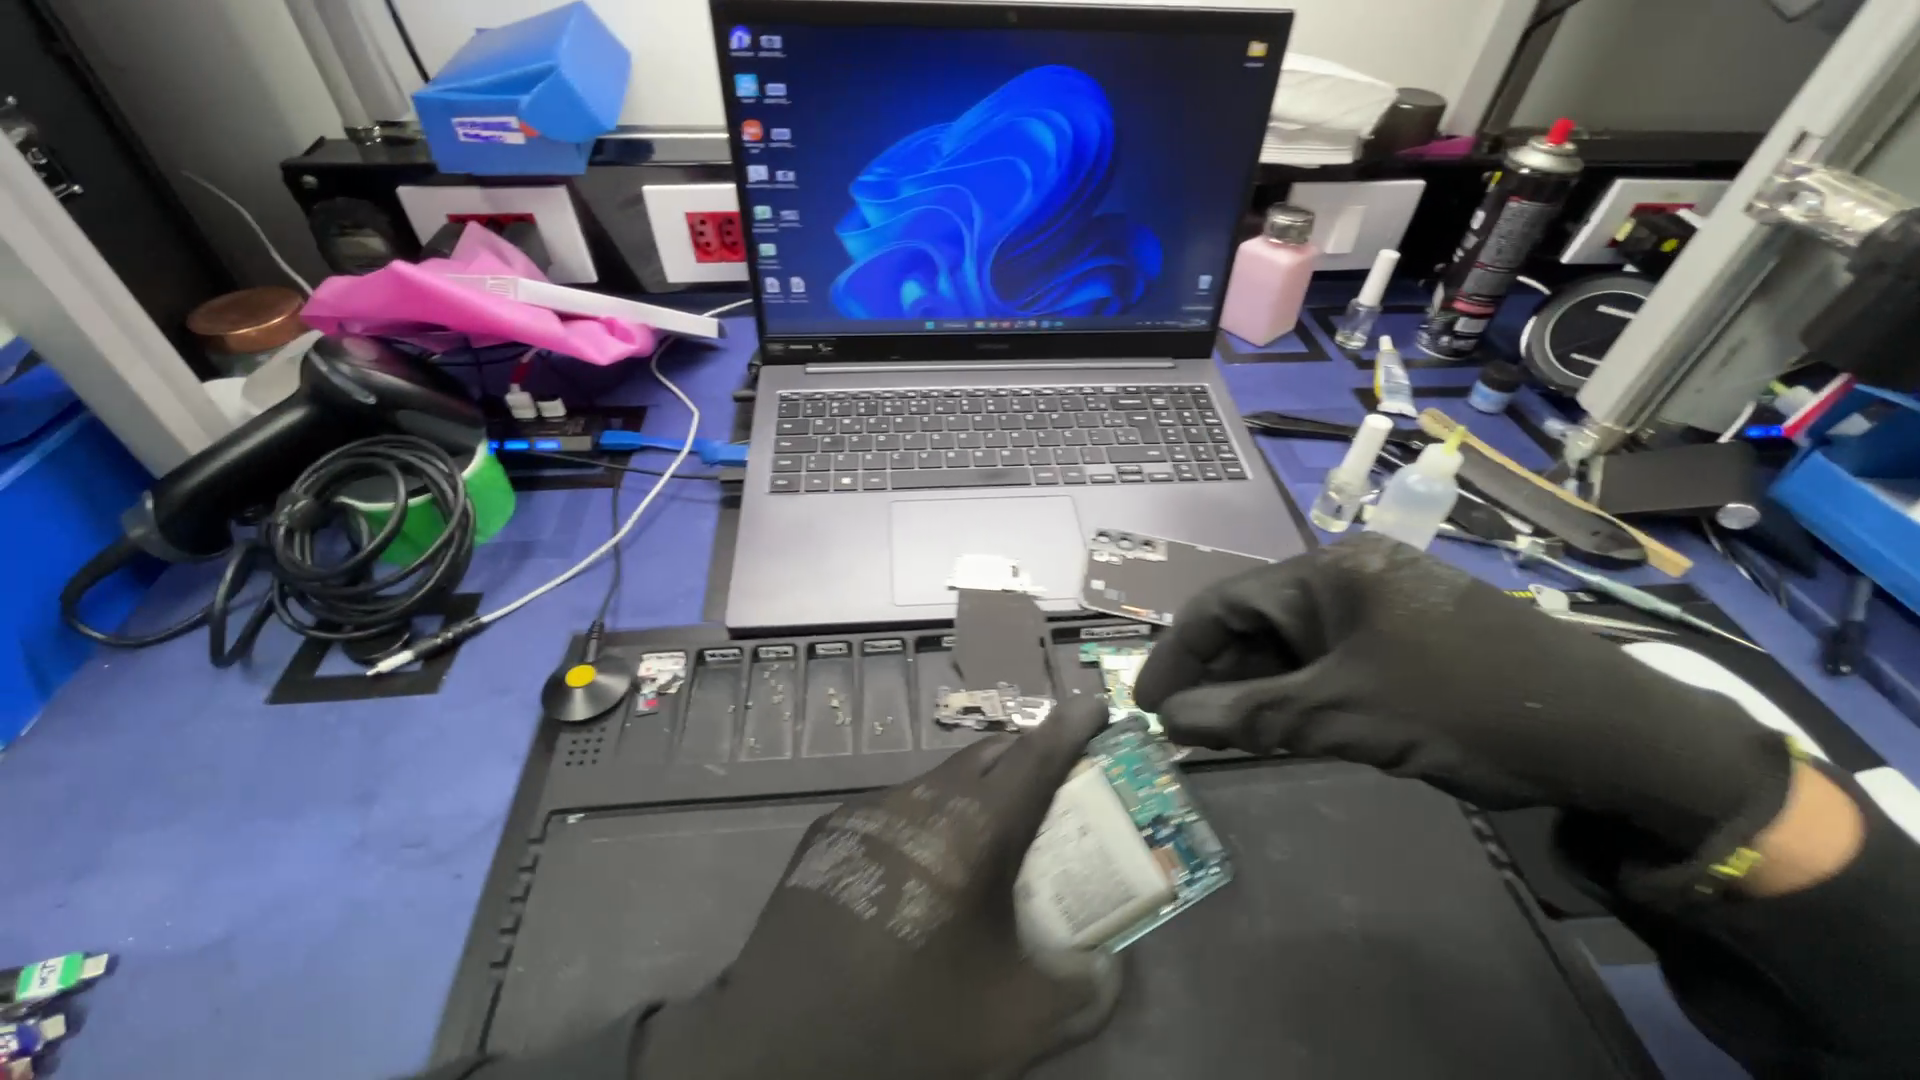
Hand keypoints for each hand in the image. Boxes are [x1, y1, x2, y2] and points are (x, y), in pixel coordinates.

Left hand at [636, 695, 1120, 1079]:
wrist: (779, 1044)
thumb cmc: (908, 1020)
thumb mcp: (1013, 1022)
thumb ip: (1079, 991)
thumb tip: (1107, 969)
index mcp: (970, 830)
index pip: (1034, 756)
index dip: (1070, 726)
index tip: (1093, 704)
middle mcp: (918, 801)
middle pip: (985, 757)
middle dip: (1024, 757)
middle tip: (1051, 785)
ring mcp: (866, 811)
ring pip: (937, 781)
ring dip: (972, 793)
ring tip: (986, 838)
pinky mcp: (829, 831)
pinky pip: (894, 808)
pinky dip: (925, 820)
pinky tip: (919, 871)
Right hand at [1134, 534, 1792, 851]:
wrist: (1610, 734)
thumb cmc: (1463, 706)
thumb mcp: (1341, 715)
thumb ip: (1246, 717)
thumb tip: (1169, 721)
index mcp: (1329, 572)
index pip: (1224, 603)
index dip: (1177, 654)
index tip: (1146, 704)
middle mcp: (1349, 578)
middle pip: (1255, 623)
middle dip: (1215, 676)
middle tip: (1183, 730)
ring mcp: (1382, 609)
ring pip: (1292, 647)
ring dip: (1254, 690)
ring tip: (1223, 736)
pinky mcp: (1407, 641)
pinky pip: (1330, 663)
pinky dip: (1299, 695)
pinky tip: (1281, 729)